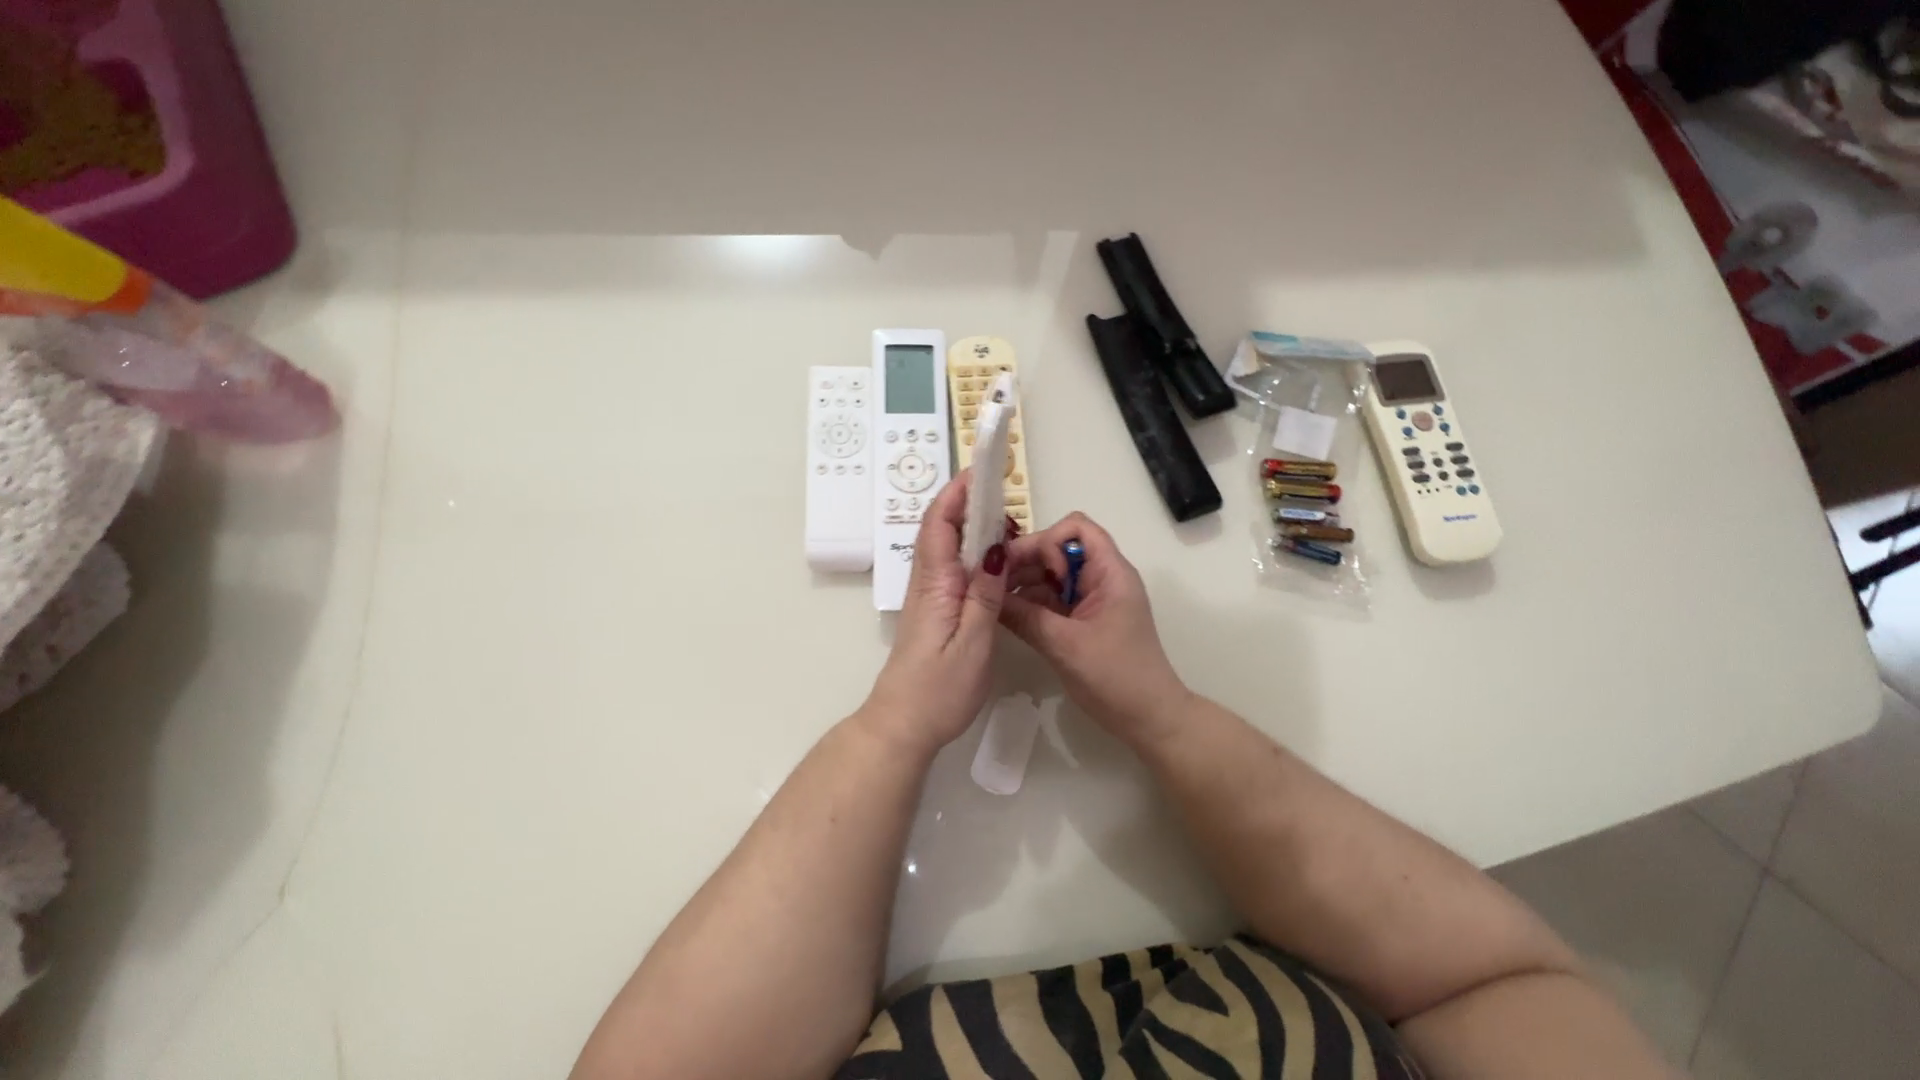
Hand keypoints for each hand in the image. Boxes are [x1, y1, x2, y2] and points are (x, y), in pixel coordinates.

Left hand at [858, 471, 1008, 756]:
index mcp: (936, 584)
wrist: (902, 725)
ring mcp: (929, 596)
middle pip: (942, 528)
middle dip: (969, 503)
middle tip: (1006, 497)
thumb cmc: (938, 690)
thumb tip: (994, 546)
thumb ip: (985, 595)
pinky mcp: (935, 611)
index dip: (958, 492)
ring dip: (973, 526)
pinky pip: (954, 568)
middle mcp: (928, 582)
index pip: (939, 523)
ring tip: (1008, 523)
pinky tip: (995, 561)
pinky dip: (973, 552)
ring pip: (948, 547)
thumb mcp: (973, 644)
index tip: (983, 471)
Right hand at [999, 513, 1191, 739]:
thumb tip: (984, 593)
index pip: (1076, 528)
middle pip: (1059, 549)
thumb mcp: (1065, 644)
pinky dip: (1031, 603)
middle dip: (1026, 562)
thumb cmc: (1115, 676)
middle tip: (991, 583)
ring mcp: (1092, 601)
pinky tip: (1006, 615)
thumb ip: (1024, 615)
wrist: (1148, 719)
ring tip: (993, 600)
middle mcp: (1102, 579)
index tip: (1019, 567)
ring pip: (1052, 575)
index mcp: (1110, 572)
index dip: (1044, 540)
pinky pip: (1053, 600)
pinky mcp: (1084, 622)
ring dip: (1024, 583)